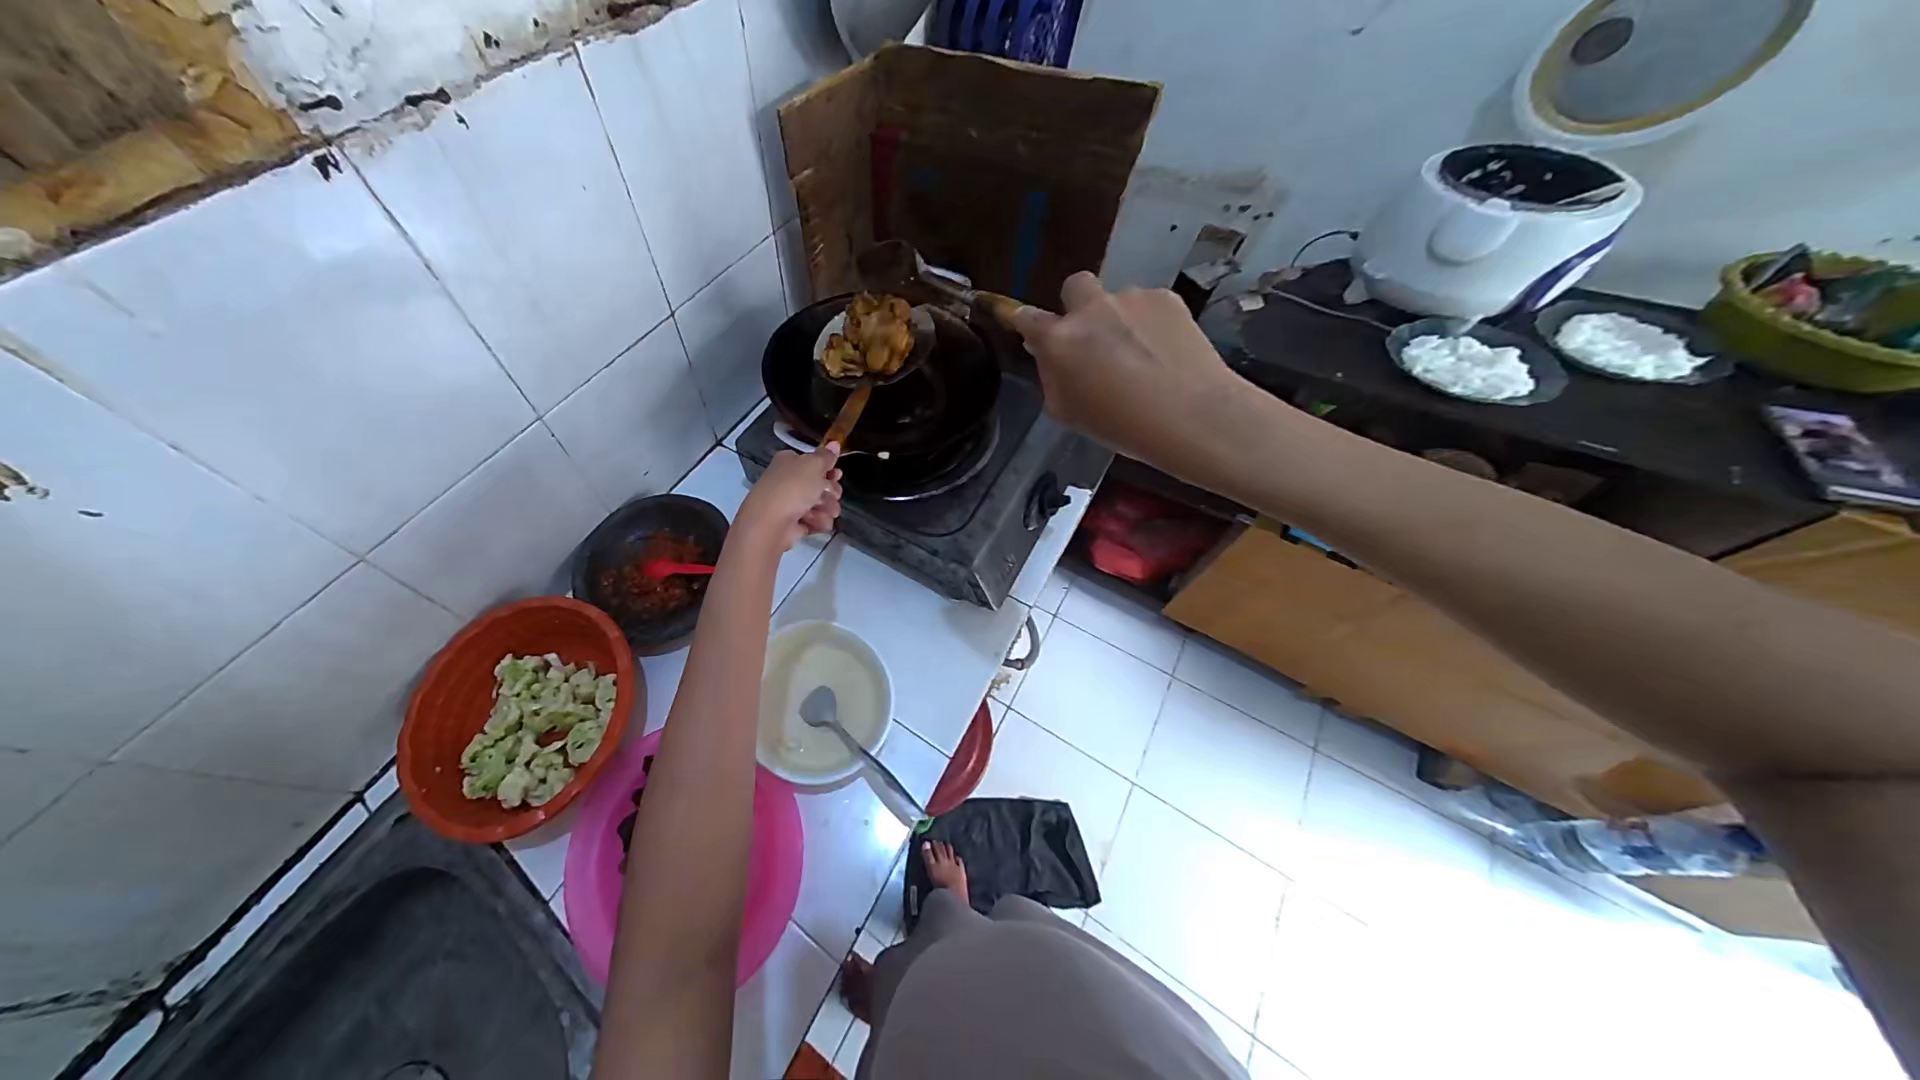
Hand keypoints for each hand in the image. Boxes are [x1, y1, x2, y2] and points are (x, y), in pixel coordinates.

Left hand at [737, 444, 841, 551]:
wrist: (770, 523)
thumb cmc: (792, 488)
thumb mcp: (813, 465)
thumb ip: (826, 456)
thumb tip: (834, 443)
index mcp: (789, 462)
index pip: (813, 462)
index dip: (828, 469)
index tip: (837, 475)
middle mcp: (788, 481)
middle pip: (820, 485)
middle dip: (830, 491)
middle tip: (832, 494)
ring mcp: (791, 503)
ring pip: (821, 504)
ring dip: (827, 508)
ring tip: (822, 511)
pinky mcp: (794, 524)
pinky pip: (815, 521)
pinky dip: (817, 522)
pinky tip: (814, 522)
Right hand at [1010, 273, 1260, 476]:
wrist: (1193, 416)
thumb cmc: (1122, 427)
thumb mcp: (1069, 413)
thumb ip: (1052, 378)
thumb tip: (1050, 358)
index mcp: (1059, 340)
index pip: (1027, 317)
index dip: (1027, 324)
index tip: (1033, 334)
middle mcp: (1091, 308)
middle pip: (1074, 287)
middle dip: (1078, 306)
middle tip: (1093, 339)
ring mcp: (1131, 298)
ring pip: (1117, 300)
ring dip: (1121, 320)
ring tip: (1142, 357)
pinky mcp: (1167, 298)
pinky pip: (1149, 306)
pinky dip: (1152, 324)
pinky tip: (1166, 353)